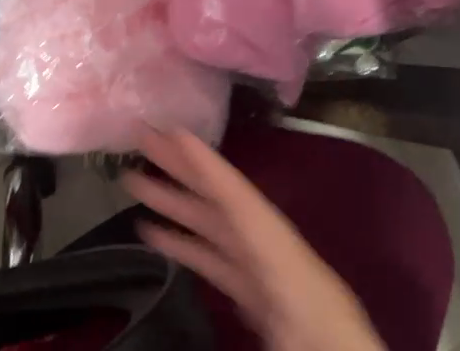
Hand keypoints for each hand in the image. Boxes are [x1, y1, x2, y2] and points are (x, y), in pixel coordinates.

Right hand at [123, 129, 383, 350]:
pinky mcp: (272, 310)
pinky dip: (194, 247)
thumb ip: (238, 286)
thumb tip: (167, 337)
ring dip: (181, 207)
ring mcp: (280, 287)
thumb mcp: (284, 334)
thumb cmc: (324, 348)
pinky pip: (227, 267)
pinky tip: (158, 235)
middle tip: (143, 140)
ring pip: (224, 235)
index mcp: (296, 271)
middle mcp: (288, 267)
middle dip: (186, 173)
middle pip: (232, 209)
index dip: (209, 167)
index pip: (247, 206)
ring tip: (135, 182)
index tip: (174, 131)